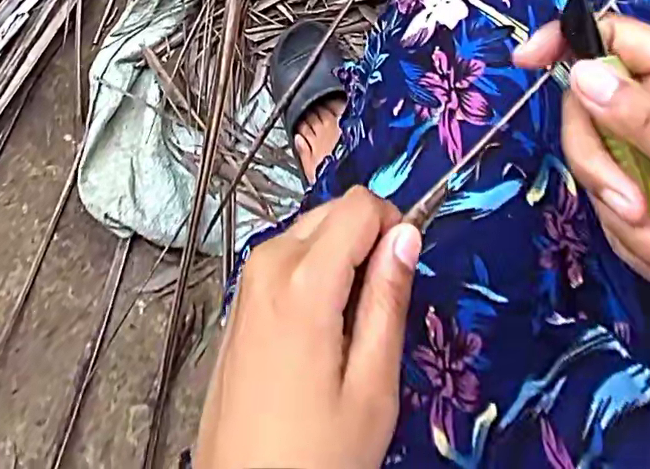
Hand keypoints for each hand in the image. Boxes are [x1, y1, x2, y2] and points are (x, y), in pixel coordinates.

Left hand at [194, 188, 420, 468]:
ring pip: (314, 228)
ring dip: (343, 255)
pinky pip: (290, 252)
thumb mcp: (371, 388)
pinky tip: (323, 325)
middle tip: (382, 304)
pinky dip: (317, 268)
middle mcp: (269, 261)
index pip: (359, 206)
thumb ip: (389, 299)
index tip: (405, 265)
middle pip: (335, 210)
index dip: (392, 224)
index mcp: (303, 280)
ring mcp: (249, 274)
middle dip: (368, 239)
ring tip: (353, 325)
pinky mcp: (243, 291)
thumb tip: (406, 235)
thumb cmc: (313, 455)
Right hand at [515, 15, 649, 356]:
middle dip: (605, 170)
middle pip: (591, 110)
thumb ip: (647, 124)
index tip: (523, 63)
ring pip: (598, 166)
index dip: (566, 41)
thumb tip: (578, 71)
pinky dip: (637, 243)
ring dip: (629, 221)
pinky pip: (611, 205)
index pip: (615, 37)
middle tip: (634, 210)